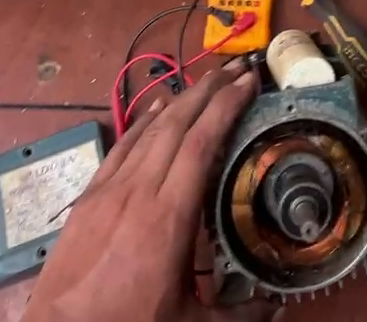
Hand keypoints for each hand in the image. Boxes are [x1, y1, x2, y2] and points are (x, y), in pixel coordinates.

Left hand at [23, 61, 272, 321]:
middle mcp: (139, 191)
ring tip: (207, 81)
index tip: (248, 82)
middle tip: (237, 69)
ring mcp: (109, 190)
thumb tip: (278, 308)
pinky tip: (157, 109)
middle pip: (178, 124)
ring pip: (150, 130)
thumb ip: (238, 314)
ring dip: (181, 99)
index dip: (226, 106)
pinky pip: (121, 147)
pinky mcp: (88, 198)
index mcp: (169, 217)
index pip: (202, 143)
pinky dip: (143, 122)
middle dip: (209, 90)